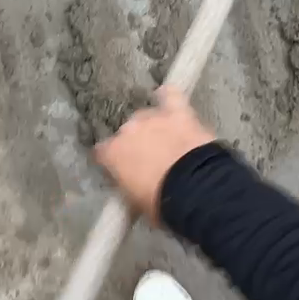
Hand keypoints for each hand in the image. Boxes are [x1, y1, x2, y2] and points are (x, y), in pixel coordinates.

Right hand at [94, 88, 216, 224]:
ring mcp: (153, 118)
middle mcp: (128, 130)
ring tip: (165, 139)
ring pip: (147, 116)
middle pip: (127, 132)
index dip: (113, 160)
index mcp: (113, 154)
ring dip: (153, 126)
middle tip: (150, 160)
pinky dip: (168, 95)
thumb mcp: (136, 201)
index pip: (103, 152)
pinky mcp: (178, 112)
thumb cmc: (162, 204)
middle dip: (136, 143)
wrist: (195, 190)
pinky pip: (170, 96)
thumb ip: (129, 184)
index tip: (122, 170)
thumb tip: (132, 182)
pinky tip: (167, 95)